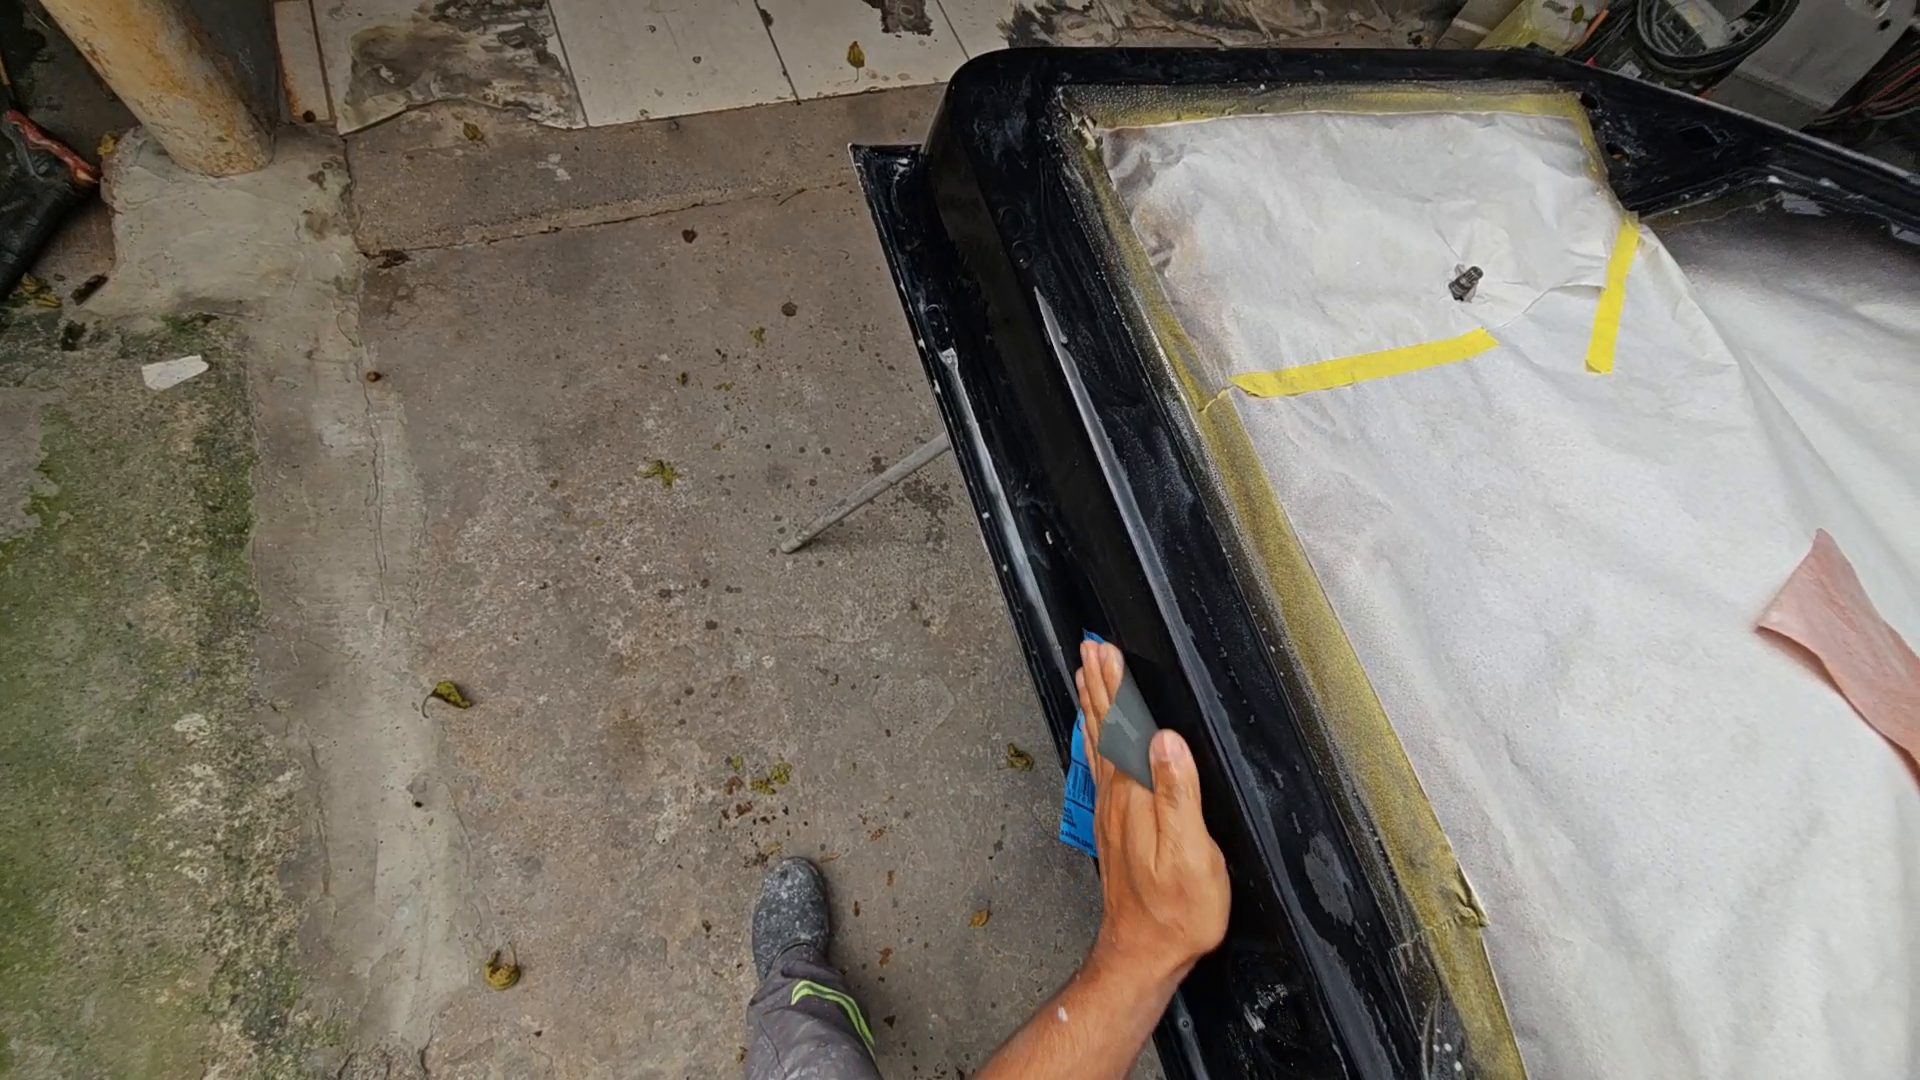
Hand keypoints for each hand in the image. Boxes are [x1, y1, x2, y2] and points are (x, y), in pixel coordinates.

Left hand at [1075, 640, 1230, 986]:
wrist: (1143, 949)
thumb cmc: (1175, 908)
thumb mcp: (1191, 853)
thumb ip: (1178, 794)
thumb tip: (1168, 739)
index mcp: (1136, 793)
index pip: (1123, 725)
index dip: (1117, 686)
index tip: (1108, 651)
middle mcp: (1117, 793)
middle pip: (1104, 725)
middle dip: (1099, 683)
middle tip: (1091, 647)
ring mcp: (1111, 806)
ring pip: (1097, 740)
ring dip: (1092, 703)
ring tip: (1086, 673)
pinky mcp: (1113, 820)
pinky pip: (1098, 762)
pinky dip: (1093, 735)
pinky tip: (1091, 729)